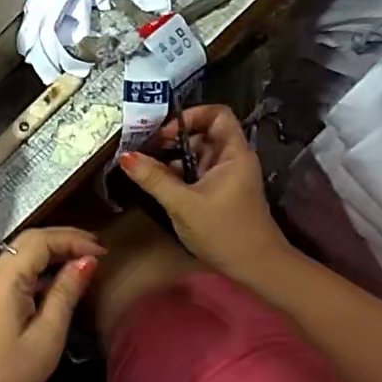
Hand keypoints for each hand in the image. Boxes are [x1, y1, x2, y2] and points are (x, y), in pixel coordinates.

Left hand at [0, 227, 105, 381]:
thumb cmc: (11, 372)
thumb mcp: (48, 334)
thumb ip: (66, 292)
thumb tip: (87, 261)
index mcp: (5, 279)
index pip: (39, 240)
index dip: (73, 239)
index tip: (103, 252)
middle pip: (28, 242)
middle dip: (63, 240)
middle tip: (96, 251)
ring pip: (21, 256)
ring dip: (52, 254)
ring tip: (83, 264)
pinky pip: (16, 273)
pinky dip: (40, 270)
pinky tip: (59, 284)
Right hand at [119, 104, 295, 283]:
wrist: (255, 267)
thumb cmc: (223, 232)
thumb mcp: (183, 205)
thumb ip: (154, 179)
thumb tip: (125, 157)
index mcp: (233, 153)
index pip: (217, 114)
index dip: (191, 115)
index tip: (164, 133)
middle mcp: (232, 159)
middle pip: (202, 134)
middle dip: (174, 140)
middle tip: (145, 151)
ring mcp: (226, 177)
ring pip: (197, 155)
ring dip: (173, 160)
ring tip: (146, 170)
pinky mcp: (220, 193)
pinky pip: (197, 173)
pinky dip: (179, 175)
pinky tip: (159, 186)